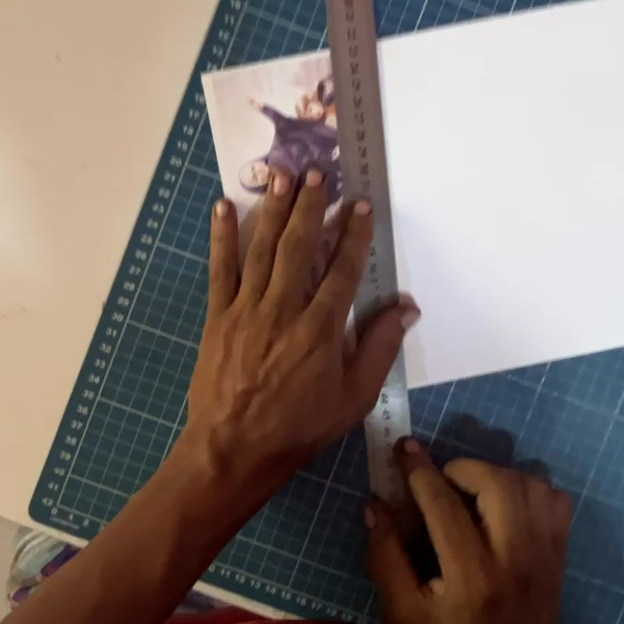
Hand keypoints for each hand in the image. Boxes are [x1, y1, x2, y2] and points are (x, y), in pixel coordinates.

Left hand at [177, 167, 416, 500]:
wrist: (234, 450)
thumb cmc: (299, 427)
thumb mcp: (353, 398)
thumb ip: (378, 349)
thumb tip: (406, 308)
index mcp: (319, 330)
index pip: (342, 270)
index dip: (353, 234)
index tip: (360, 205)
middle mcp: (283, 310)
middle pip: (299, 248)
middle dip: (310, 207)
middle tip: (318, 173)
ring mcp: (245, 310)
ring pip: (261, 250)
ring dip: (272, 209)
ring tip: (282, 175)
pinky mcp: (217, 316)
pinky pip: (220, 270)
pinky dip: (221, 237)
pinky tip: (223, 206)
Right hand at [365, 441, 572, 623]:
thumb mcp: (403, 616)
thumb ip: (385, 557)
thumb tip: (375, 505)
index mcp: (470, 576)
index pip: (444, 505)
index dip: (420, 470)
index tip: (404, 447)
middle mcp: (513, 557)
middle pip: (497, 484)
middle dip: (463, 467)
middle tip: (443, 479)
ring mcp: (543, 553)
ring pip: (529, 485)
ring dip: (495, 474)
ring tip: (472, 490)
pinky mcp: (559, 553)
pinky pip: (553, 498)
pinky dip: (528, 488)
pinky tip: (505, 504)